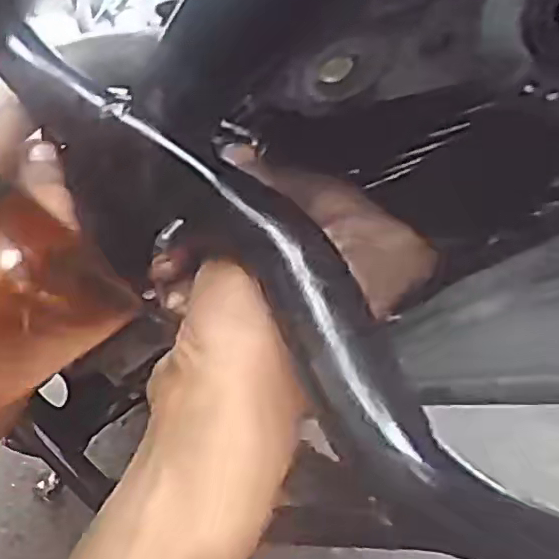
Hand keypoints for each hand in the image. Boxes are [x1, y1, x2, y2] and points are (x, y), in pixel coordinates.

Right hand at [147, 144, 436, 426]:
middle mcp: (348, 279)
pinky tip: (174, 287)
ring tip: (175, 264)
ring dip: (197, 253)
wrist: (213, 397)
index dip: (266, 177)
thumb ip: (251, 196)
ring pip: (240, 253)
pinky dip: (191, 280)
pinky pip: (216, 283)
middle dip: (222, 224)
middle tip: (193, 228)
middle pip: (276, 221)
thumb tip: (238, 161)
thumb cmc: (259, 339)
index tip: (228, 173)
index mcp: (384, 251)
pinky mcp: (246, 326)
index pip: (322, 185)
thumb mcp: (259, 240)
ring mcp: (295, 306)